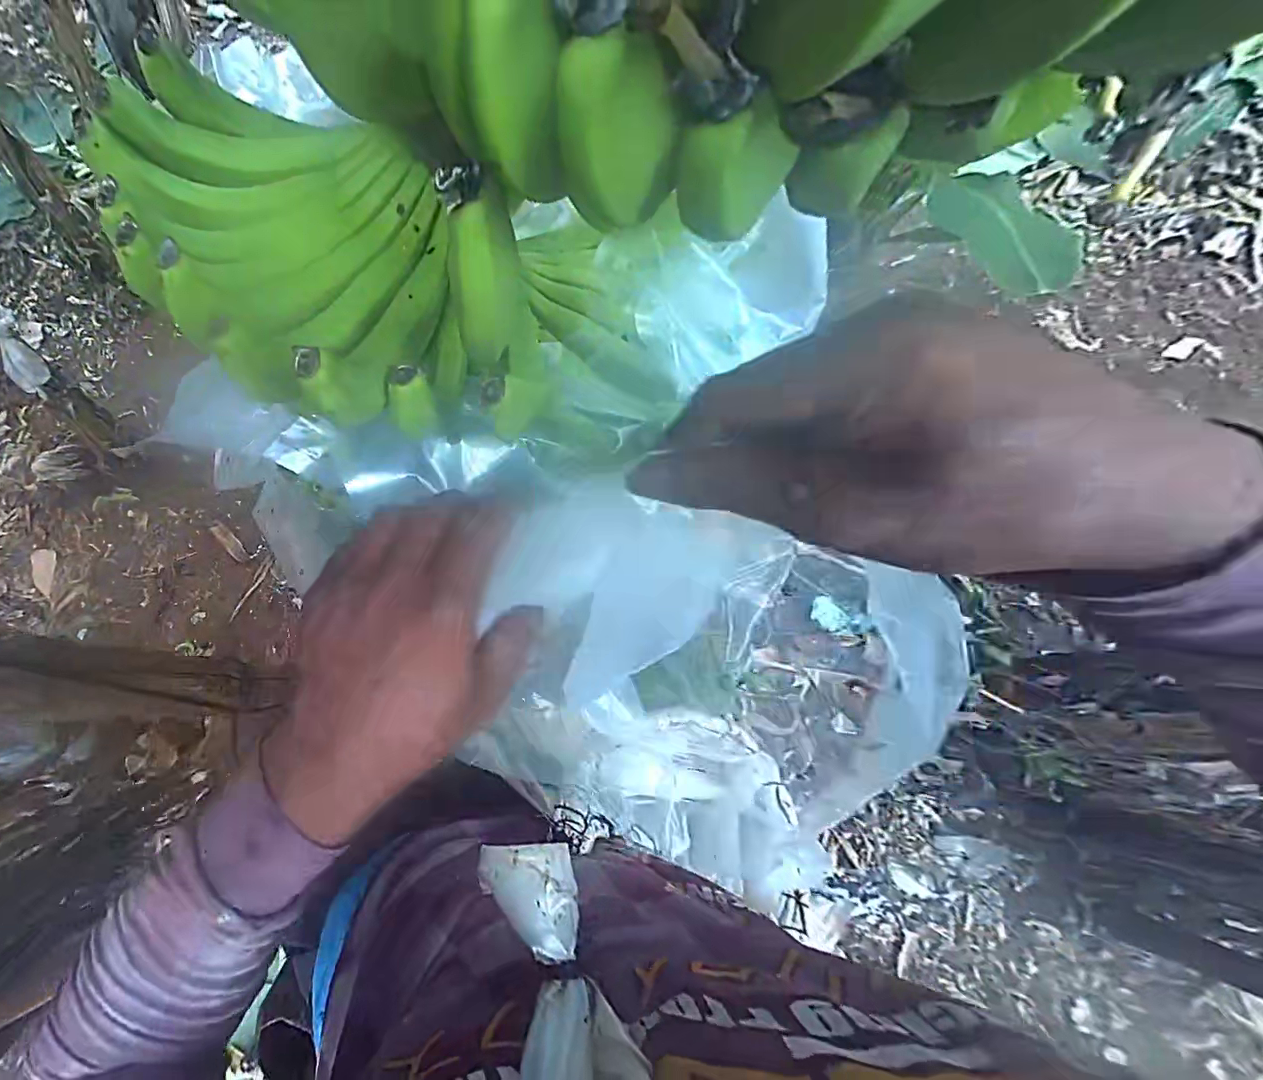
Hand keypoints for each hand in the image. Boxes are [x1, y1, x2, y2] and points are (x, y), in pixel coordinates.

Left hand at [261, 496, 540, 845]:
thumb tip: (529, 609)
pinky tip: (385, 545)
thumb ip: (510, 648)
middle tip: (472, 510)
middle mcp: (397, 581)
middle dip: (459, 504)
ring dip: (418, 511)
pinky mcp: (323, 590)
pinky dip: (378, 533)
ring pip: (388, 520)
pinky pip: (354, 542)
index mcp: (443, 607)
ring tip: (431, 520)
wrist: (333, 748)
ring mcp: (353, 581)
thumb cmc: (413, 731)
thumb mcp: (479, 702)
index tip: (508, 507)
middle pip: (431, 515)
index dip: (496, 511)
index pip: (475, 533)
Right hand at [628, 295, 1262, 575]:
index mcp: (870, 353)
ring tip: (794, 477)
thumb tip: (641, 474)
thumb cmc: (998, 514)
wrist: (1151, 498)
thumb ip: (740, 487)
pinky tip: (834, 449)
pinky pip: (827, 369)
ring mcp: (907, 314)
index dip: (685, 443)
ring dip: (770, 428)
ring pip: (786, 376)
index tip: (670, 490)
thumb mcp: (854, 514)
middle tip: (739, 495)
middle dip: (732, 438)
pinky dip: (809, 413)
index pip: (730, 394)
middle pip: (756, 380)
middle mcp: (879, 314)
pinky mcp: (924, 327)